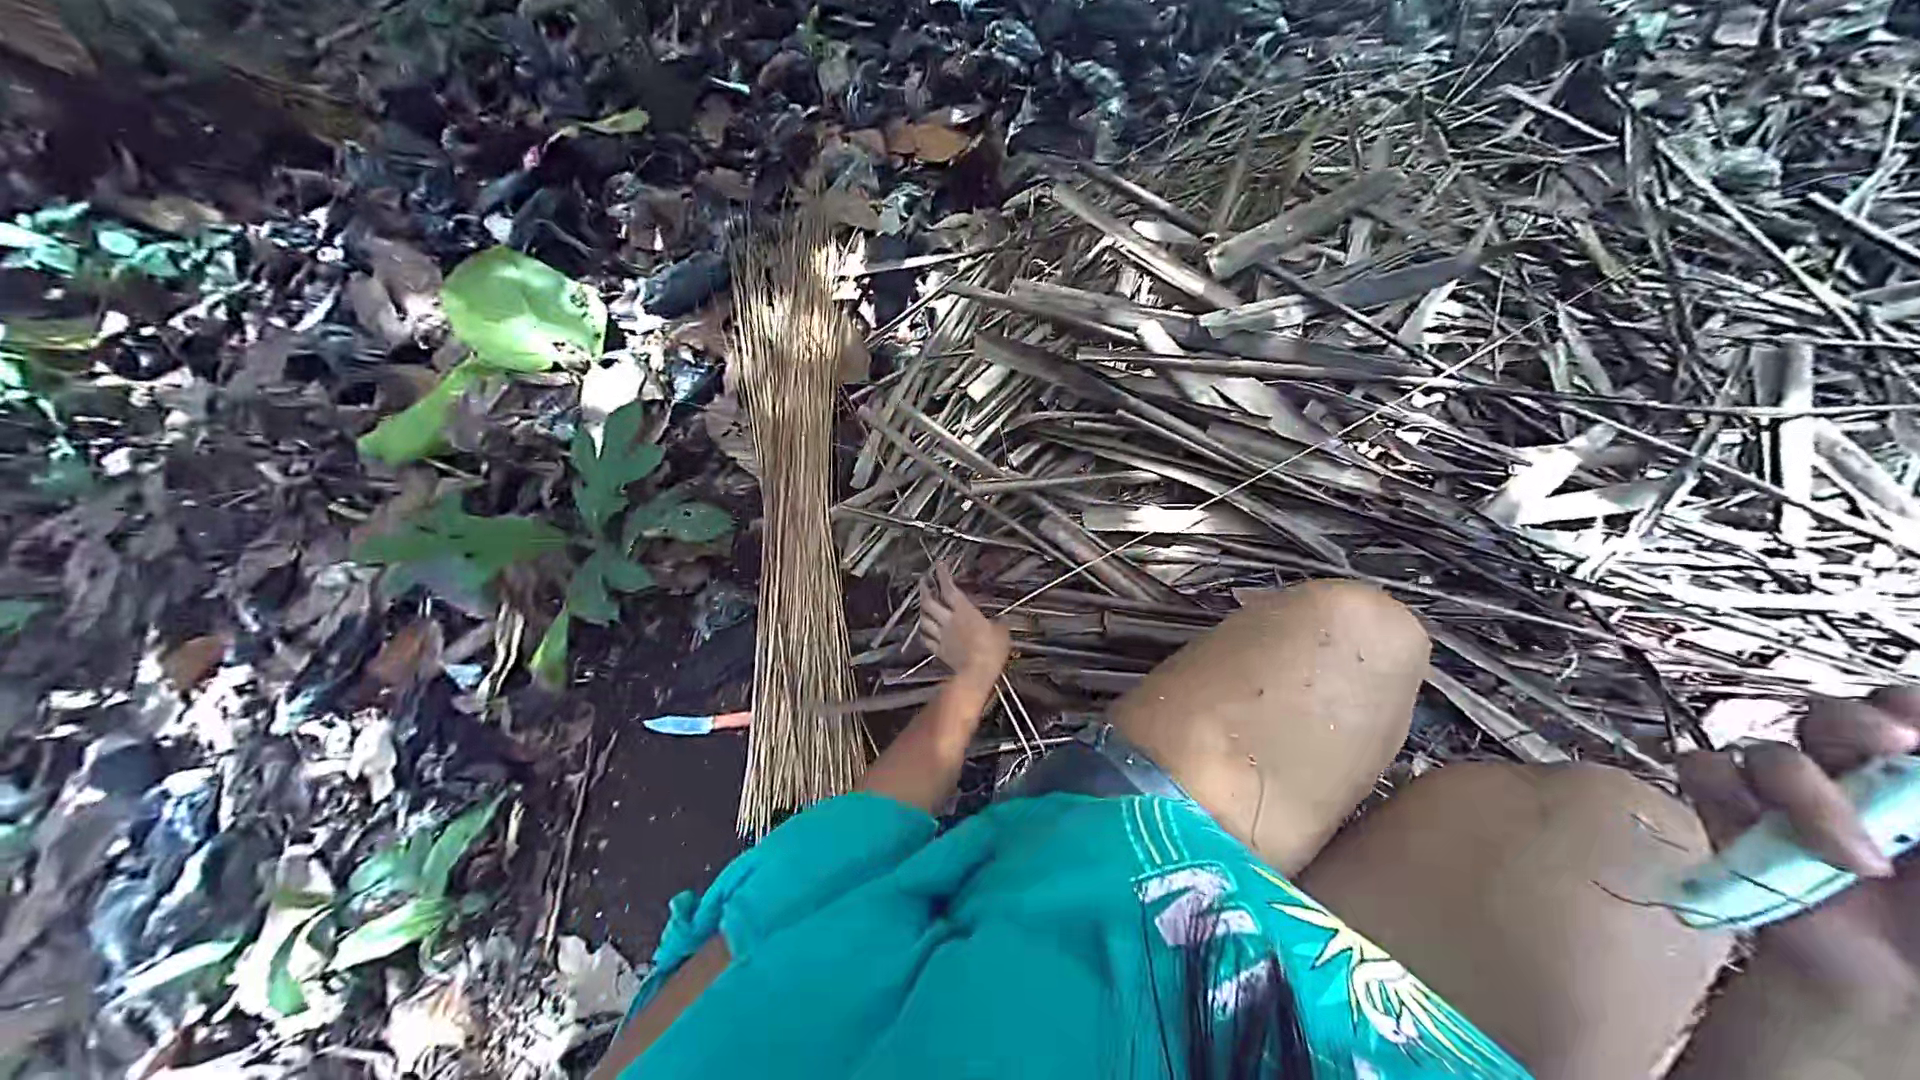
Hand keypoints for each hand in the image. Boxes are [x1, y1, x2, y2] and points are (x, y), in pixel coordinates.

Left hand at [915, 562, 1010, 682]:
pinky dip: (924, 632)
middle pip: (930, 602)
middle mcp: (949, 620)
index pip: (948, 588)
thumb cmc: (991, 650)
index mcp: (964, 611)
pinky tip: (924, 630)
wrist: (977, 673)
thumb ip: (999, 624)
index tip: (938, 565)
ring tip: (922, 604)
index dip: (942, 575)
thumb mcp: (1001, 633)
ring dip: (922, 610)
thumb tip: (1003, 621)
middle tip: (923, 582)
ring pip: (925, 619)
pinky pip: (927, 639)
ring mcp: (942, 636)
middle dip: (925, 590)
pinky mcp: (940, 651)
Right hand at [1678, 688, 1919, 1007]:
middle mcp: (1862, 783)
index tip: (1917, 728)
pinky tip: (1760, 830)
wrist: (1886, 998)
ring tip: (1848, 857)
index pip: (1909, 711)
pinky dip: (1719, 790)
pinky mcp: (1727, 815)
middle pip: (1837, 716)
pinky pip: (1700, 770)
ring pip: (1769, 749)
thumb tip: (1912, 757)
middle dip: (1855, 725)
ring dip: (1805, 791)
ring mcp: (1787, 800)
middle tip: (1889, 750)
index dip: (1908, 705)